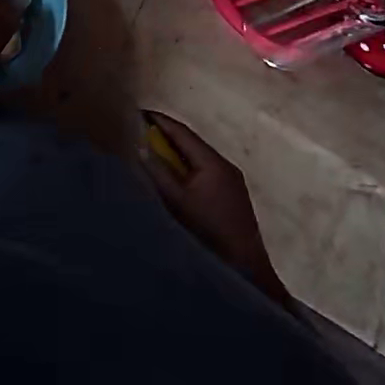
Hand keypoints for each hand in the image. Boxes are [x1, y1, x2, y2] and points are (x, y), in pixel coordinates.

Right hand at [140, 111, 291, 303]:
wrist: (246, 271)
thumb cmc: (208, 232)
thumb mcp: (177, 201)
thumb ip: (157, 172)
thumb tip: (139, 146)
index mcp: (213, 162)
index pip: (182, 132)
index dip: (159, 121)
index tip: (138, 113)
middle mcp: (225, 165)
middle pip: (191, 142)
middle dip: (166, 135)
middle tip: (140, 130)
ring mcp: (232, 181)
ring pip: (198, 156)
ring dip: (176, 151)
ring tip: (152, 149)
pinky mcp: (232, 195)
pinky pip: (205, 170)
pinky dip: (187, 166)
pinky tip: (174, 174)